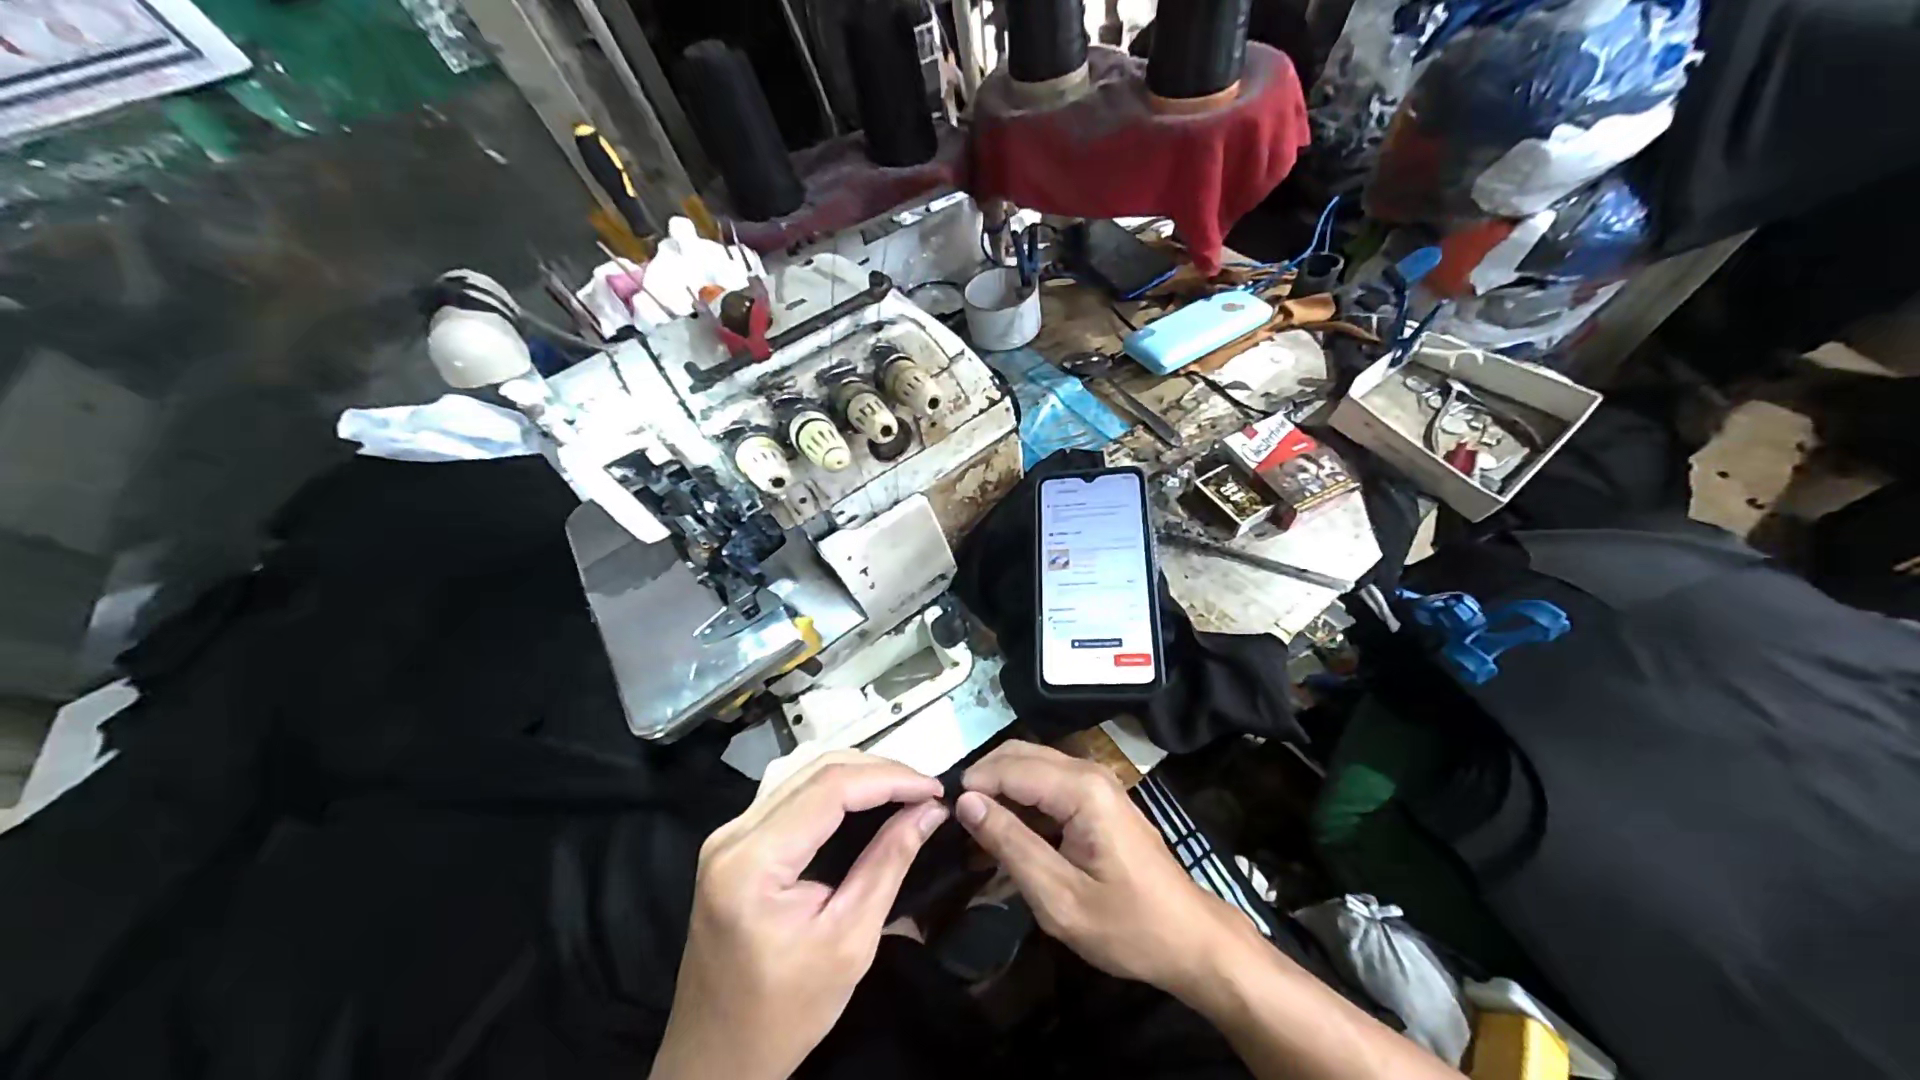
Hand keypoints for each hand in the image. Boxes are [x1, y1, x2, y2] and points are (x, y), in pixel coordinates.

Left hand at [650, 750, 947, 1079]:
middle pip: (814, 770)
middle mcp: (733, 835)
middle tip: (923, 789)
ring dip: (855, 773)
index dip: (889, 778)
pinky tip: (864, 798)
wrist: (716, 1057)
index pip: (830, 788)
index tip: (934, 788)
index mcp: (753, 861)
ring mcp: (728, 836)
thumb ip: (888, 865)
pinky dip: (832, 788)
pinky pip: (789, 793)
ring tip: (902, 789)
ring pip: (801, 773)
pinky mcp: (733, 844)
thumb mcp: (849, 943)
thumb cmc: (784, 1014)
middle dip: (877, 770)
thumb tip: (929, 811)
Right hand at [954, 740, 1249, 1000]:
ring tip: (974, 831)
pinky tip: (1006, 835)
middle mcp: (1089, 772)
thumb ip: (1010, 843)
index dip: (973, 786)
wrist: (1190, 939)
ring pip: (1032, 765)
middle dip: (983, 781)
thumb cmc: (1127, 926)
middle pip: (1019, 755)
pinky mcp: (1098, 797)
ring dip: (1000, 790)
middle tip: (955, 822)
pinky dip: (1021, 801)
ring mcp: (1097, 782)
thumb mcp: (1059, 897)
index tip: (943, 816)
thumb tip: (965, 802)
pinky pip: (1049, 783)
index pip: (1010, 768)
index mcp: (1081, 790)